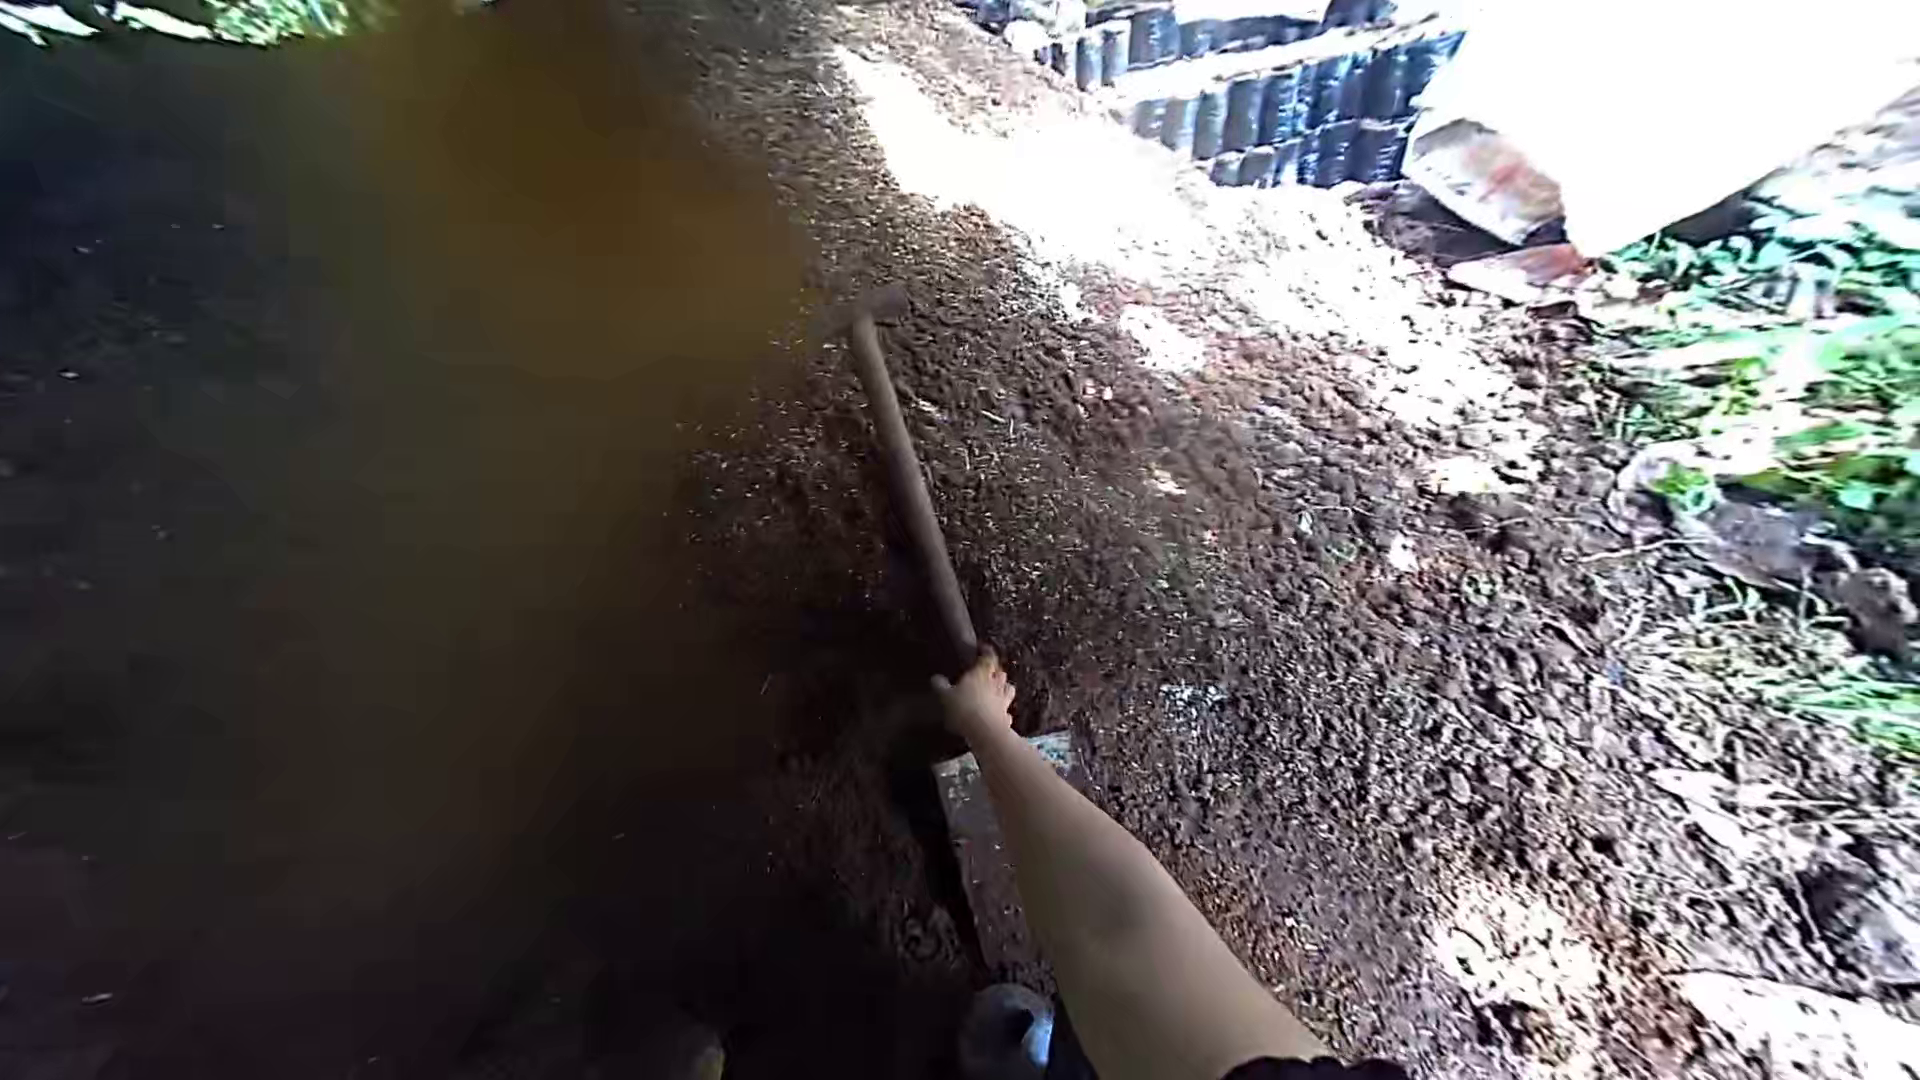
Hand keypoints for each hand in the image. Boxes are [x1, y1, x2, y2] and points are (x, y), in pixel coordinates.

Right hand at [932, 647, 1015, 743]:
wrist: (985, 733)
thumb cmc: (964, 709)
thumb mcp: (945, 696)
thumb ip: (941, 686)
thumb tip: (936, 678)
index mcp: (982, 674)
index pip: (989, 657)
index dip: (987, 651)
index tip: (983, 649)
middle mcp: (996, 684)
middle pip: (1000, 672)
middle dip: (995, 671)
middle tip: (988, 672)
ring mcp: (1003, 701)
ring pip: (1008, 689)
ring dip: (1003, 688)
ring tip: (996, 691)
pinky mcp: (1006, 718)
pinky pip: (1007, 711)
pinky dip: (1003, 711)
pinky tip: (998, 714)